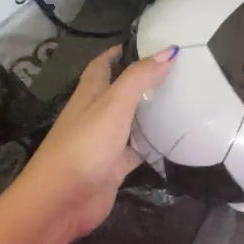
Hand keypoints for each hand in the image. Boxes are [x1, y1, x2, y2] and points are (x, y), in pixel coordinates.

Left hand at [11, 45, 175, 237]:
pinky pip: (138, 149)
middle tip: (174, 69)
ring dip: (150, 111)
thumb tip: (168, 51)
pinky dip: (153, 143)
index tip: (144, 41)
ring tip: (182, 97)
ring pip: (131, 120)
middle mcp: (95, 115)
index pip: (102, 66)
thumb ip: (139, 78)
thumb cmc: (84, 146)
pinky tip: (175, 138)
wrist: (62, 201)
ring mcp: (104, 142)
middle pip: (119, 92)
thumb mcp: (113, 105)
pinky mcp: (114, 166)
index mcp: (89, 95)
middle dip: (141, 80)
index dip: (118, 52)